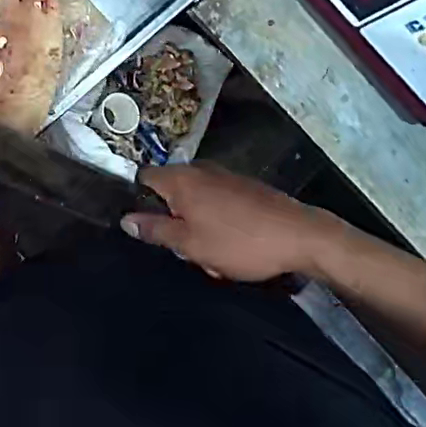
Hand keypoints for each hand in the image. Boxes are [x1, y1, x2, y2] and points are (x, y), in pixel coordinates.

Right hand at [122, 163, 350, 281]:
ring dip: (197, 229)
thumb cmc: (239, 242)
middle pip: (171, 192)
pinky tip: (233, 248)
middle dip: (173, 221)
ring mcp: (225, 176)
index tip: (141, 225)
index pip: (145, 177)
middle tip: (184, 250)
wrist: (299, 236)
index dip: (137, 199)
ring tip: (213, 257)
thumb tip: (126, 219)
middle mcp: (201, 169)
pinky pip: (218, 205)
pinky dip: (218, 224)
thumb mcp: (190, 244)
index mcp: (182, 179)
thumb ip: (155, 229)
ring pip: (196, 203)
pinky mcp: (245, 187)